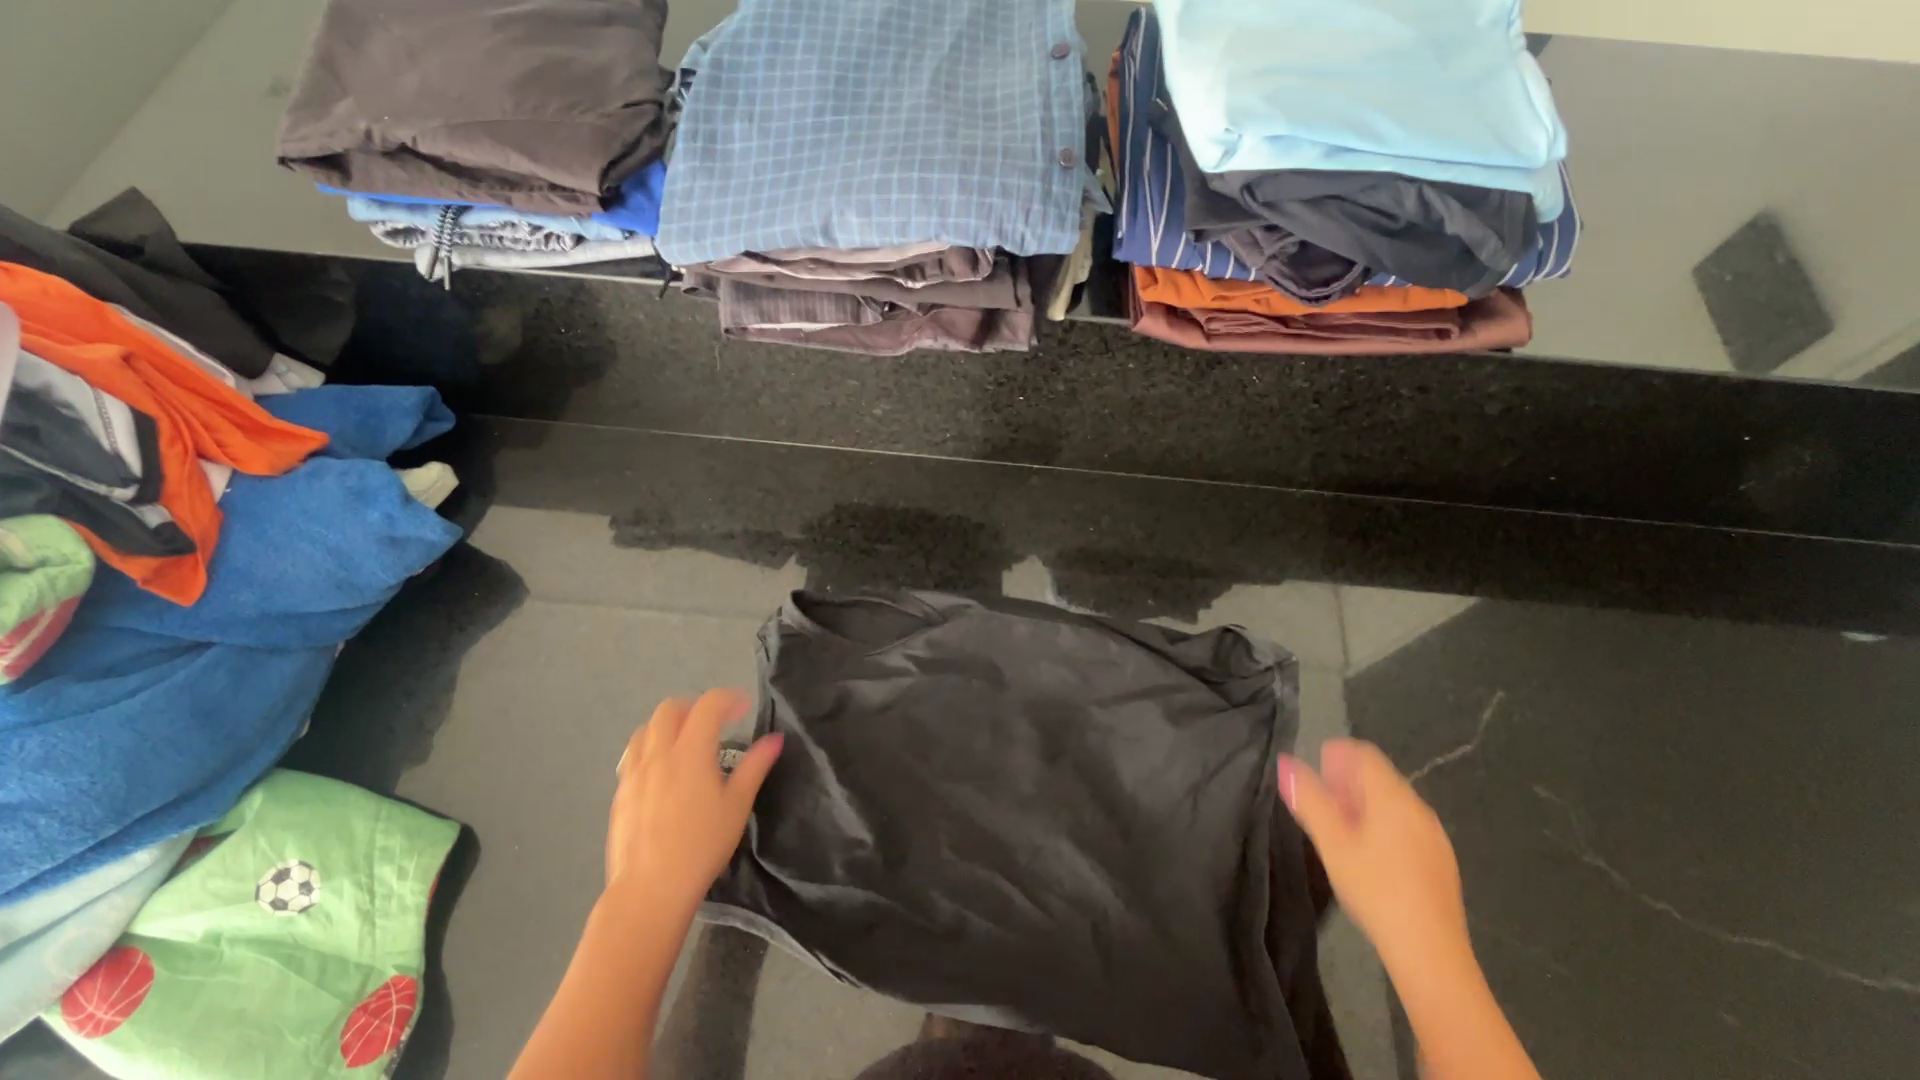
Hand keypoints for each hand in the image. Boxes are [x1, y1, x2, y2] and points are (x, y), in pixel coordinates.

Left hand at [606, 689, 783, 909]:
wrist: (651, 886)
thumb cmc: (702, 845)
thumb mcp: (737, 805)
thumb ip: (754, 767)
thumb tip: (774, 740)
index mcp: (690, 751)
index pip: (708, 705)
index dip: (729, 699)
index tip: (745, 709)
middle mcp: (658, 754)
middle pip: (670, 708)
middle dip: (695, 707)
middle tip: (716, 725)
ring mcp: (634, 772)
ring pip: (646, 729)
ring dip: (668, 726)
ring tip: (686, 745)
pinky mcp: (620, 792)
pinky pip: (633, 755)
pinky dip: (651, 749)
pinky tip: (664, 774)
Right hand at [1278, 739, 1469, 976]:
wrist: (1429, 948)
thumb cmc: (1374, 889)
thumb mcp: (1332, 844)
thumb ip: (1309, 800)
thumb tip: (1285, 762)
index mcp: (1392, 798)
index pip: (1365, 755)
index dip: (1338, 754)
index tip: (1314, 767)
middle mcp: (1418, 808)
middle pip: (1381, 778)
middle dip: (1348, 779)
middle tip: (1319, 796)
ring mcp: (1433, 835)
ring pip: (1394, 804)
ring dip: (1364, 803)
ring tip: (1338, 825)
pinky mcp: (1440, 860)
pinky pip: (1406, 826)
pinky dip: (1382, 824)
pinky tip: (1368, 852)